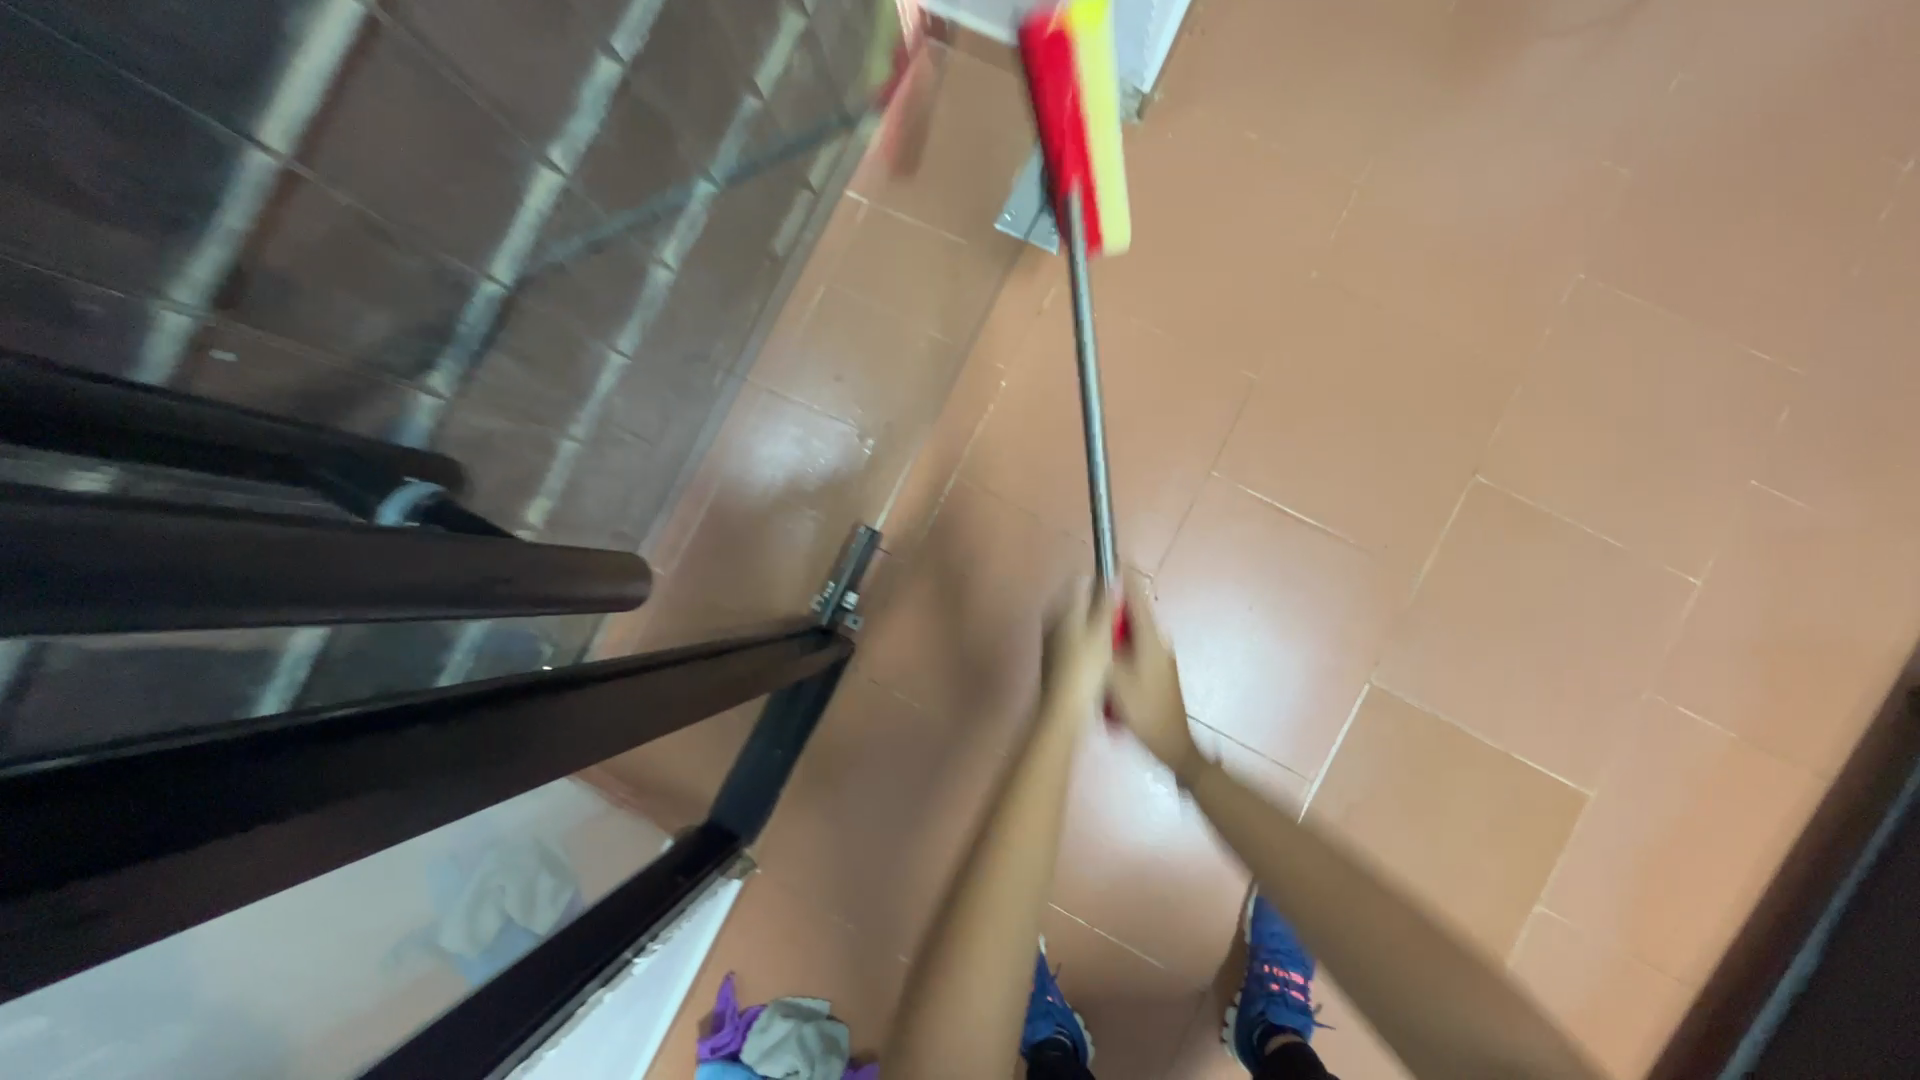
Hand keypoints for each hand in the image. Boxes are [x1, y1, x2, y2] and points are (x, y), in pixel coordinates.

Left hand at [1039, 577, 1117, 718]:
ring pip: (1081, 625)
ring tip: (1119, 643)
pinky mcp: (1057, 661)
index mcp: (1060, 608)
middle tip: (1124, 622)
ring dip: (1099, 631)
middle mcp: (1052, 620)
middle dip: (1103, 610)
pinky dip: (1093, 648)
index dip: (1103, 584)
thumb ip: (1106, 601)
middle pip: (1081, 604)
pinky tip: (1106, 661)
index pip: (1081, 582)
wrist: (1064, 709)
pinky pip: (1080, 644)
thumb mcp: (1101, 631)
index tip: (1121, 597)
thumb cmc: (1084, 667)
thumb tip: (1115, 574)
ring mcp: (1053, 641)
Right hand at [1108, 574, 1205, 782]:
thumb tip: (1096, 616)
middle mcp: (1158, 641)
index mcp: (1149, 637)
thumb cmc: (1142, 710)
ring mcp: (1161, 657)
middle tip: (1085, 612)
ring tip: (1091, 645)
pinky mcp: (1159, 671)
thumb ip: (1105, 643)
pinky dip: (1119, 652)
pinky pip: (1135, 650)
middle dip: (1109, 611)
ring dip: (1112, 636)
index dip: (1122, 576)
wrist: (1173, 745)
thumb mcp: (1114, 677)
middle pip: (1131, 614)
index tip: (1109, 560)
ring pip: (1131, 635)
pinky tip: (1105, 672)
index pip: (1135, 595)